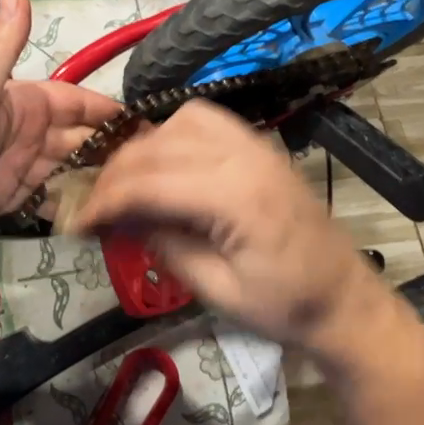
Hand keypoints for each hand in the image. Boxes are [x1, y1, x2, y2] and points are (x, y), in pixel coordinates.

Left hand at [0, 0, 120, 261]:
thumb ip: (2, 46)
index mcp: (17, 102)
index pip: (72, 101)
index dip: (104, 109)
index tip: (144, 123)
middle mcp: (20, 131)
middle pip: (74, 136)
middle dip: (108, 147)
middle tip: (148, 167)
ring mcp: (13, 166)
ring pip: (65, 166)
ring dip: (93, 175)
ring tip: (131, 193)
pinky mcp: (7, 199)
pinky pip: (48, 196)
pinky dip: (69, 202)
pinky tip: (95, 214)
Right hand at [63, 100, 397, 349]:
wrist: (344, 299)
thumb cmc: (283, 306)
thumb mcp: (216, 289)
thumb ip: (163, 244)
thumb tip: (116, 217)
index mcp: (236, 196)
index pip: (151, 182)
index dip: (106, 198)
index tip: (78, 220)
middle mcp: (244, 156)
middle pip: (158, 146)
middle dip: (116, 173)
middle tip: (93, 205)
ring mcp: (255, 144)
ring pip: (179, 120)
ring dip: (144, 146)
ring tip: (126, 181)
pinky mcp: (259, 144)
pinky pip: (206, 118)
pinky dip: (173, 131)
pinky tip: (163, 160)